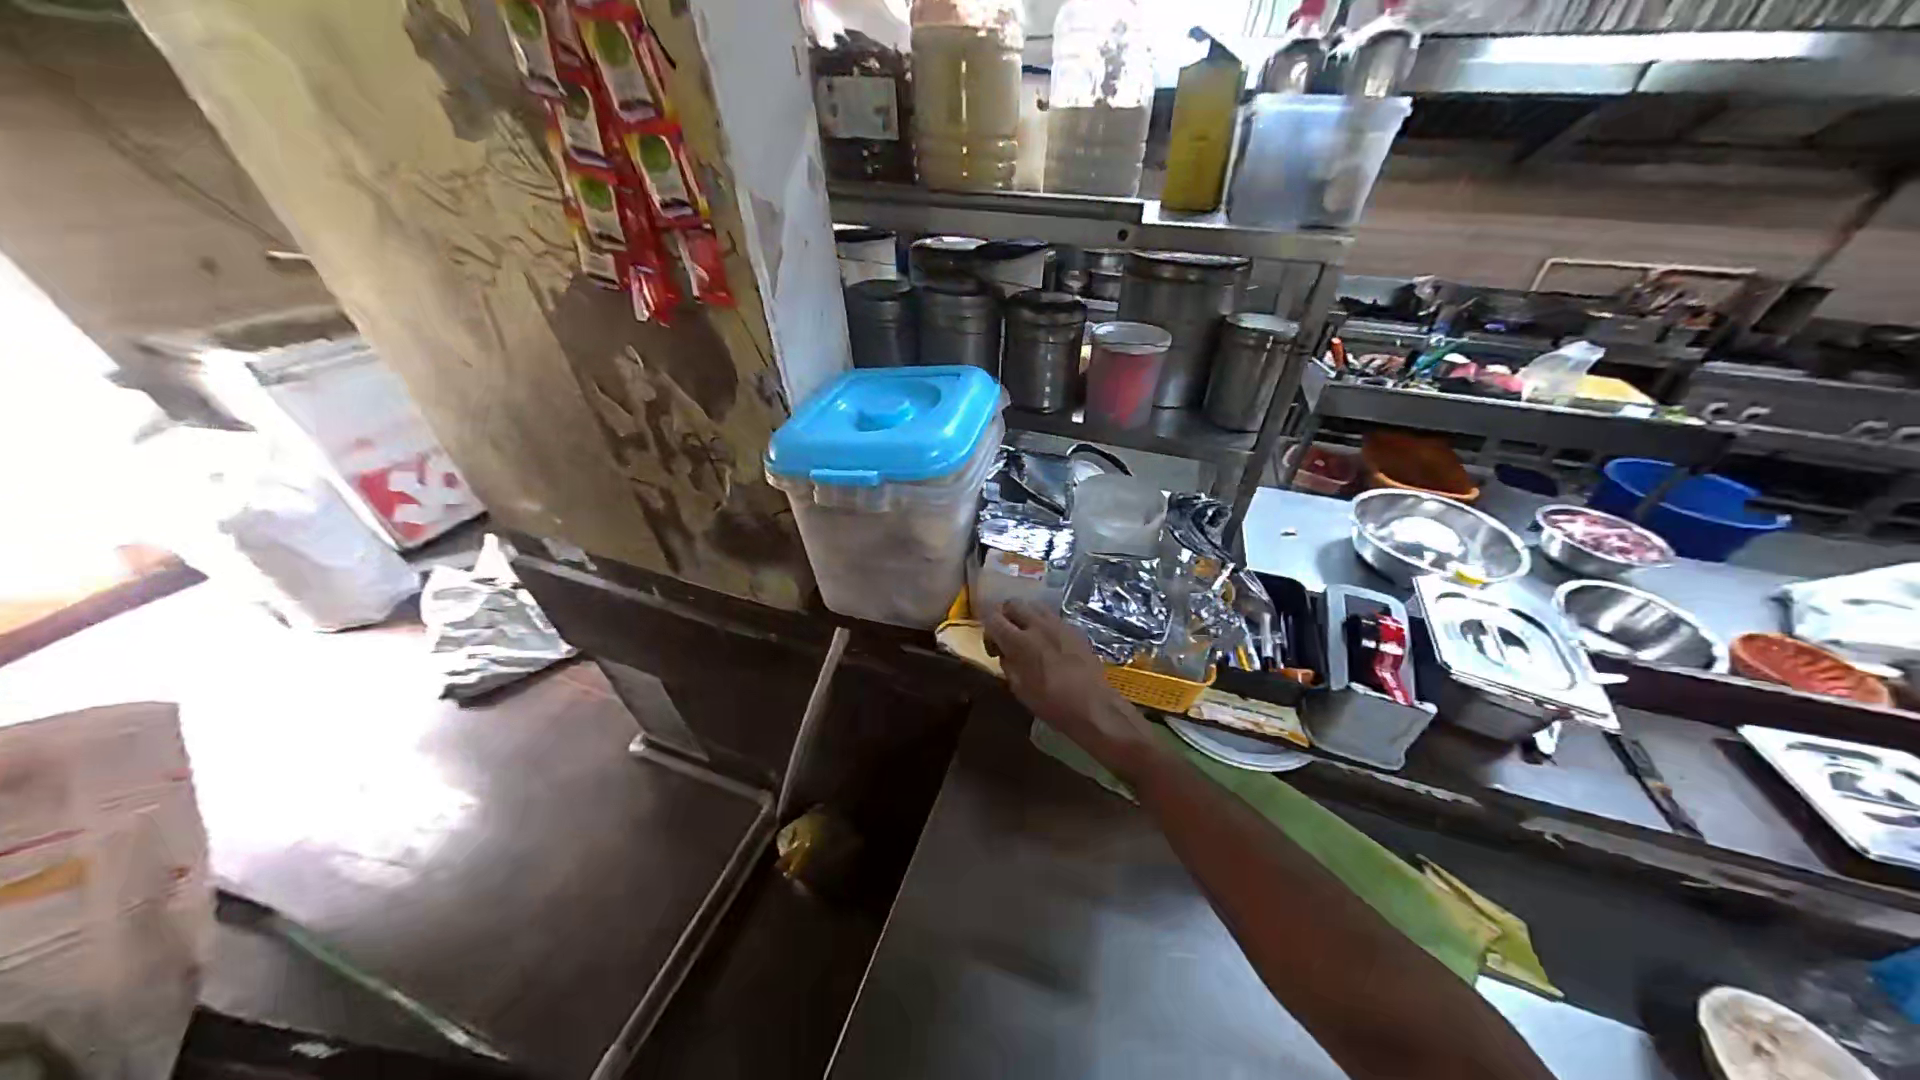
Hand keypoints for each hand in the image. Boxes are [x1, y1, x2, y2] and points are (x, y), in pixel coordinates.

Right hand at [981, 600, 1161, 781]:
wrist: (1094, 706)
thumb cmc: (1052, 703)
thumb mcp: (1019, 689)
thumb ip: (1008, 665)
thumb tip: (1005, 654)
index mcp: (1020, 641)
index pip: (993, 618)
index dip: (987, 626)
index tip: (992, 643)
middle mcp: (1038, 625)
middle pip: (1013, 604)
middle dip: (1005, 615)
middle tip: (1007, 636)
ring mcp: (1059, 624)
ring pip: (1034, 606)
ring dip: (1025, 616)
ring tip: (1028, 636)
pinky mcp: (1075, 629)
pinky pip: (1052, 617)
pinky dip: (1044, 624)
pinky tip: (1049, 644)